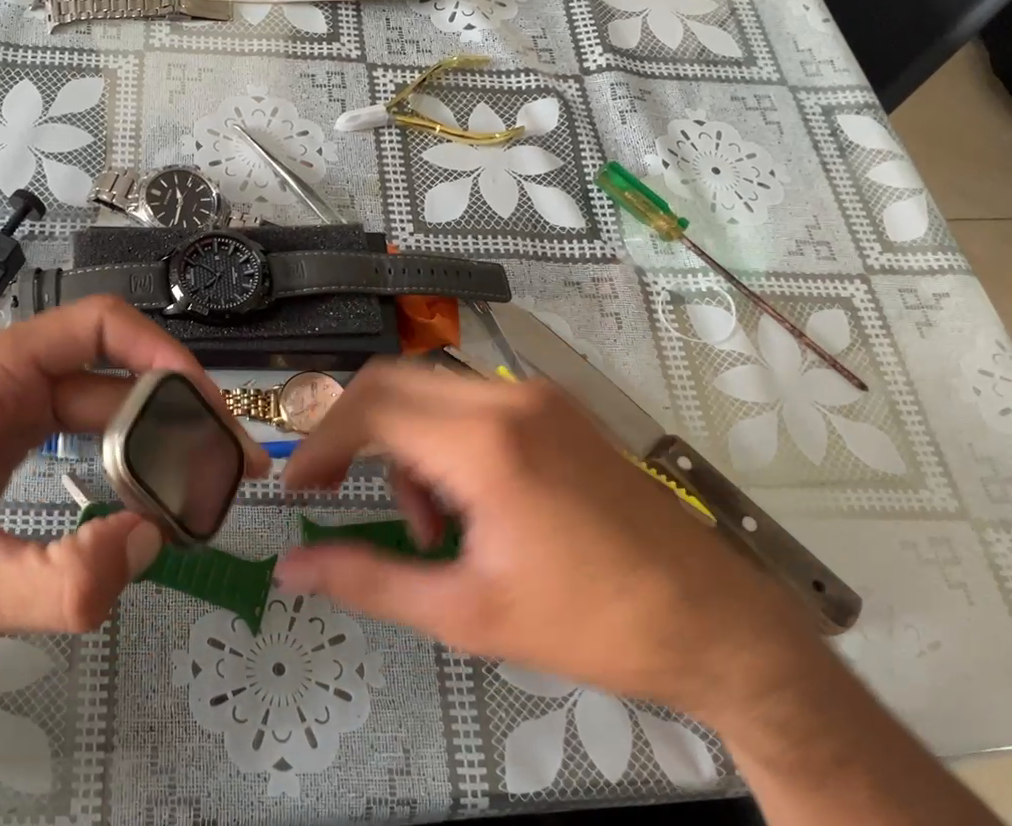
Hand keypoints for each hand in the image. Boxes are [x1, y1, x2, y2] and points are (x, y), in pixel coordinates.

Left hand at [0, 296, 267, 646]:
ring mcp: (8, 401)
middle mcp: (5, 374)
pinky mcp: (12, 431)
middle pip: (114, 362)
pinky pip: (87, 424)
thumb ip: (65, 580)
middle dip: (177, 403)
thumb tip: (151, 539)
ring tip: (205, 480)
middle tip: (228, 461)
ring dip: (159, 430)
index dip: (164, 355)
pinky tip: (155, 488)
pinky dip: (129, 449)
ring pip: (106, 394)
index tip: (209, 410)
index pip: (99, 326)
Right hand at [274, 362, 826, 720]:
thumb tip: (290, 570)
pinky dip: (442, 442)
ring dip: (402, 445)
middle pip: (391, 383)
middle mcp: (509, 400)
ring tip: (427, 525)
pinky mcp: (560, 412)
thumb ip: (367, 582)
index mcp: (485, 444)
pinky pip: (471, 404)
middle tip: (337, 491)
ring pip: (429, 392)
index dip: (319, 444)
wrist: (720, 627)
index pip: (367, 408)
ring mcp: (540, 399)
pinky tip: (467, 505)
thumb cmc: (592, 625)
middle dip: (352, 436)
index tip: (299, 490)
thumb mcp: (466, 614)